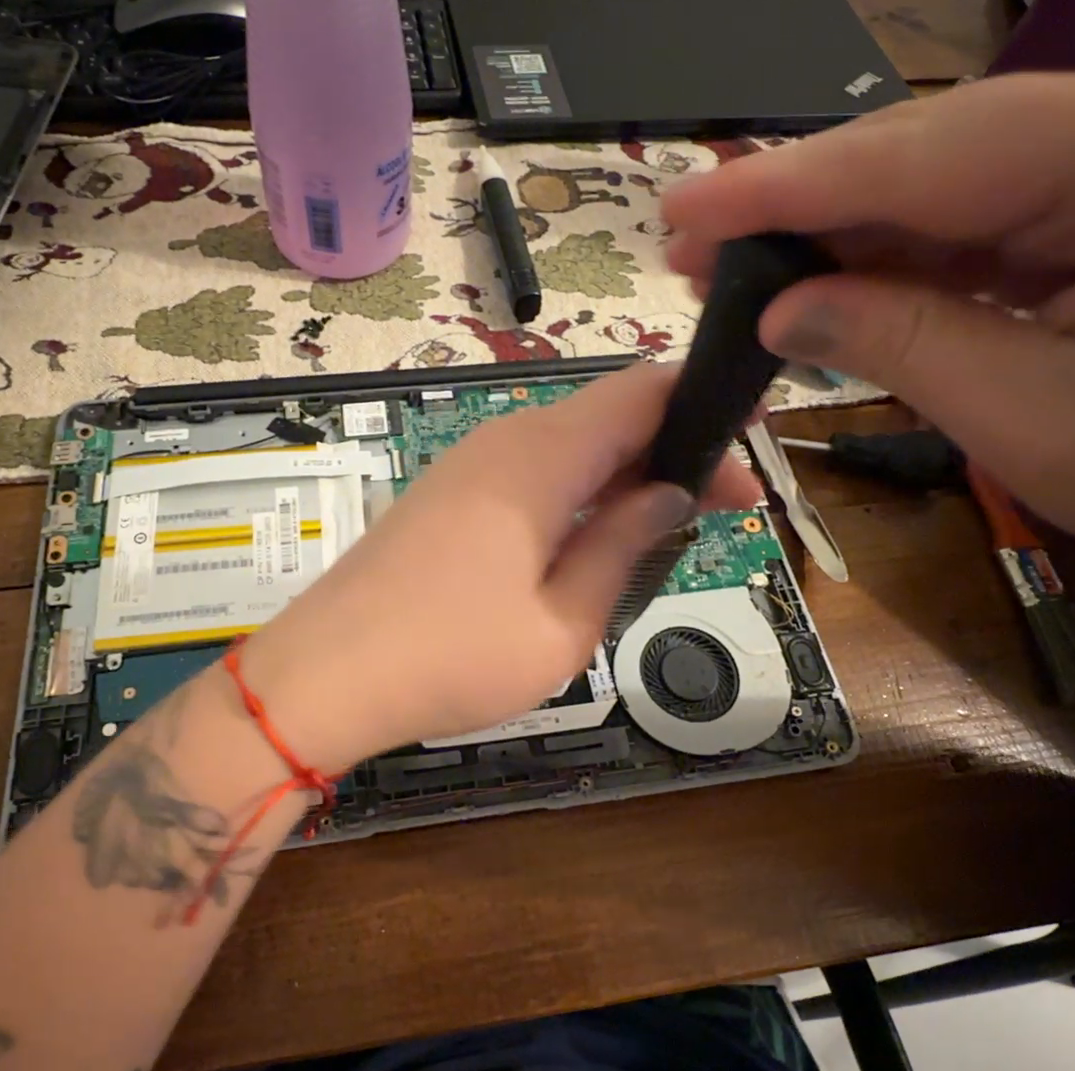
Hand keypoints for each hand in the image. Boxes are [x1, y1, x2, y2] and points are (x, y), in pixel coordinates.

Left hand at [236, 362, 762, 765]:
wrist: (326, 675)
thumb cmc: (454, 657)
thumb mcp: (563, 620)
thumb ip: (622, 545)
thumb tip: (670, 492)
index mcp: (542, 456)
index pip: (642, 390)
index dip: (705, 409)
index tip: (749, 456)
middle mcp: (505, 439)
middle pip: (609, 413)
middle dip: (674, 448)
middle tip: (723, 508)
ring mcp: (469, 462)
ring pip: (571, 442)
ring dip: (626, 472)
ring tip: (669, 526)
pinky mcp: (449, 491)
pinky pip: (532, 468)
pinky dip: (580, 488)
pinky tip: (597, 535)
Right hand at [664, 50, 1074, 602]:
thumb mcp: (1040, 420)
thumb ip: (901, 341)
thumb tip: (784, 306)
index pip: (935, 152)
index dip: (791, 184)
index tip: (684, 210)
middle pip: (941, 145)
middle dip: (807, 201)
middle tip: (694, 247)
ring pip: (958, 175)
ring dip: (847, 228)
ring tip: (744, 271)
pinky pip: (996, 210)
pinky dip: (907, 252)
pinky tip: (834, 279)